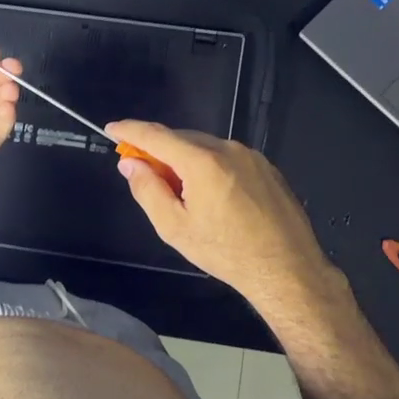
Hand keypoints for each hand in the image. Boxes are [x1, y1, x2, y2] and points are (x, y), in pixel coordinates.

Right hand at [108, 120, 340, 311]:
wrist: (287, 269)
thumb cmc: (225, 251)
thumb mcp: (174, 227)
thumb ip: (147, 190)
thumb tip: (130, 164)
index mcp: (202, 162)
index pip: (156, 136)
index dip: (130, 130)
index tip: (111, 129)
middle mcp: (228, 150)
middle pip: (181, 138)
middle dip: (157, 149)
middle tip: (140, 169)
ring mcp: (251, 157)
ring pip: (205, 147)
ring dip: (183, 159)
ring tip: (177, 190)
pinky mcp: (267, 168)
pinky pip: (226, 158)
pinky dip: (207, 166)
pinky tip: (208, 194)